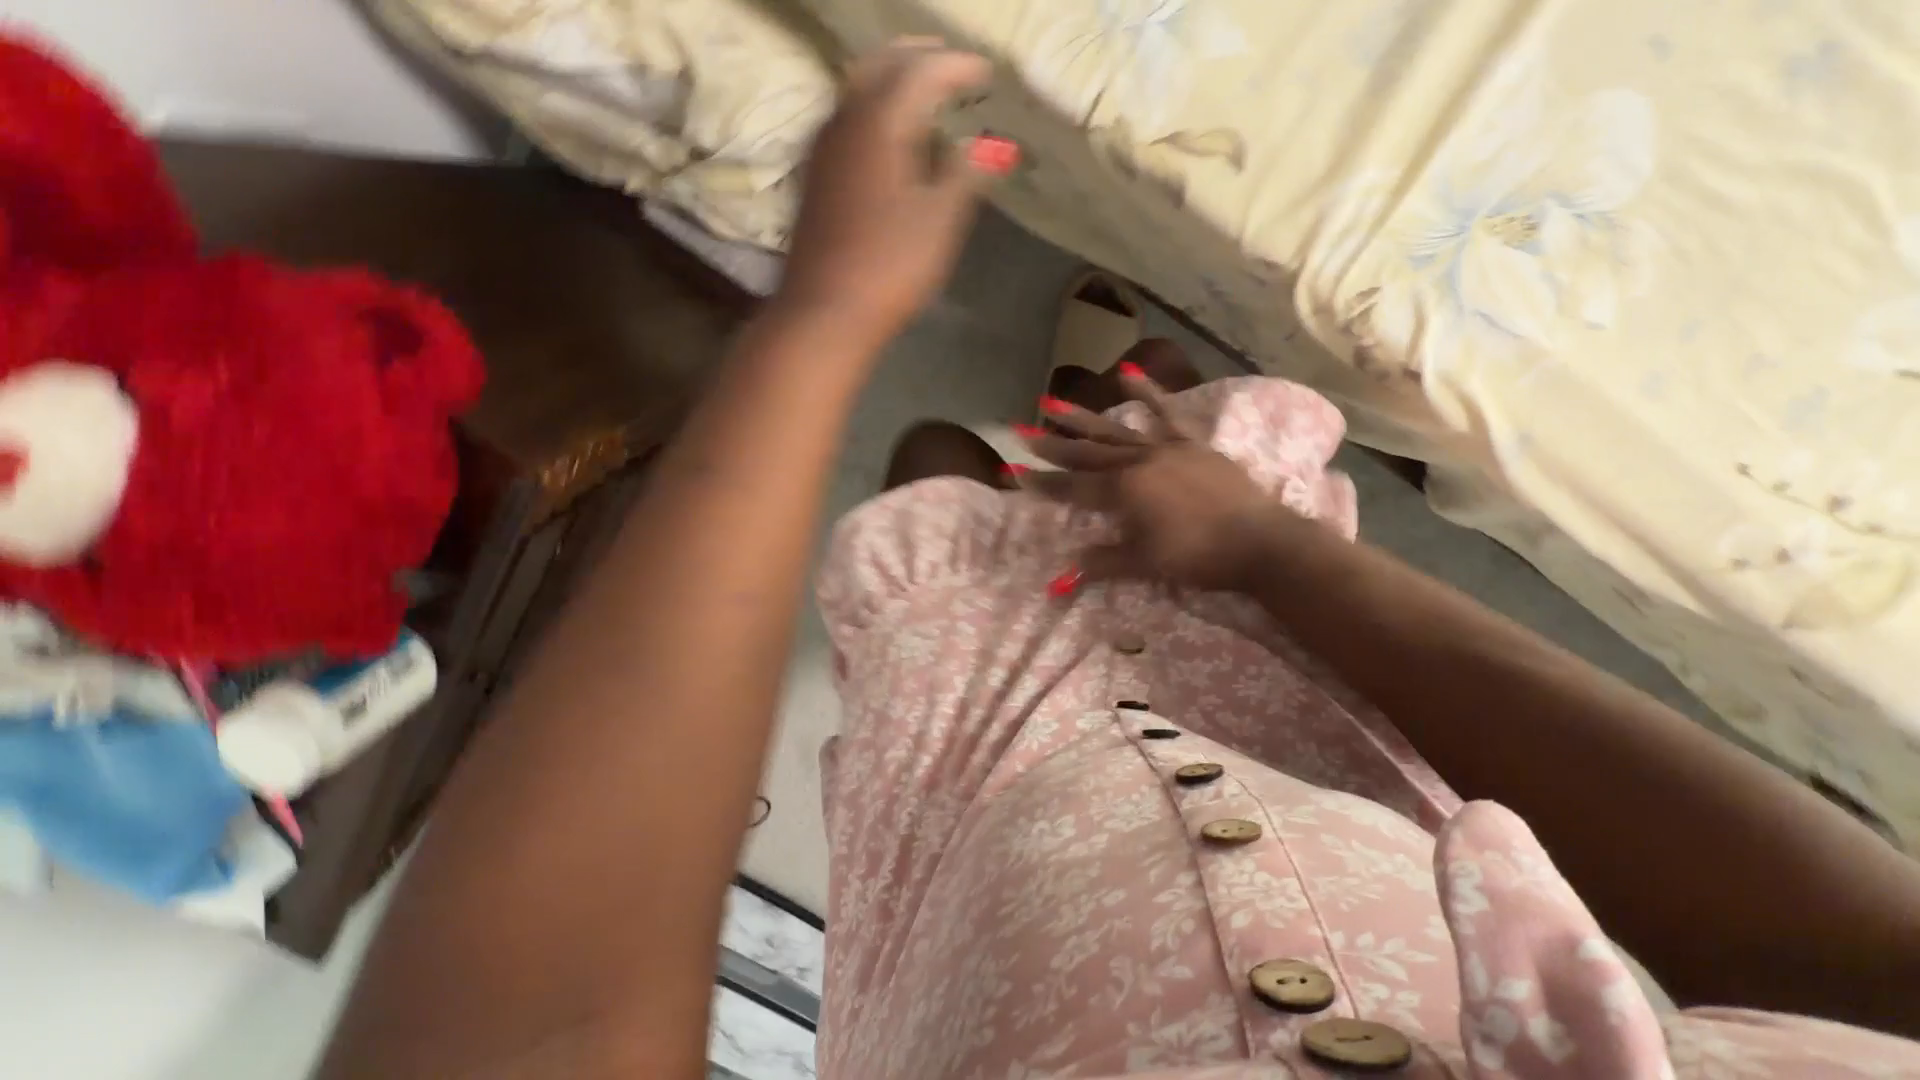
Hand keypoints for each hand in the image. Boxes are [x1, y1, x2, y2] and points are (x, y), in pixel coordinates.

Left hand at [774, 40, 1001, 344]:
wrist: (824, 311)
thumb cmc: (890, 267)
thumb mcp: (940, 221)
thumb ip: (963, 173)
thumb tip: (981, 146)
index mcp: (880, 121)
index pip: (922, 71)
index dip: (958, 67)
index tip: (987, 74)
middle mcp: (845, 120)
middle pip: (882, 65)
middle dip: (920, 58)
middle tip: (953, 67)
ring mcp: (823, 146)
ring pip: (858, 88)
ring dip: (893, 79)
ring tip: (926, 92)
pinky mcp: (815, 174)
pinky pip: (847, 117)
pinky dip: (874, 107)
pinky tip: (891, 132)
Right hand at [1020, 368, 1294, 591]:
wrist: (1259, 540)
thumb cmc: (1198, 556)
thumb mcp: (1144, 564)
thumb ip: (1101, 562)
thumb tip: (1059, 576)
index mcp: (1123, 492)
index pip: (1071, 488)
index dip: (1040, 483)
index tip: (1011, 472)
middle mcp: (1137, 463)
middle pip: (1086, 454)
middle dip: (1052, 445)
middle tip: (1021, 431)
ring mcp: (1165, 448)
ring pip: (1115, 430)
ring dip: (1082, 417)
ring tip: (1052, 401)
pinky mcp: (1192, 443)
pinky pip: (1166, 414)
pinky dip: (1148, 394)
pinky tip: (1129, 374)